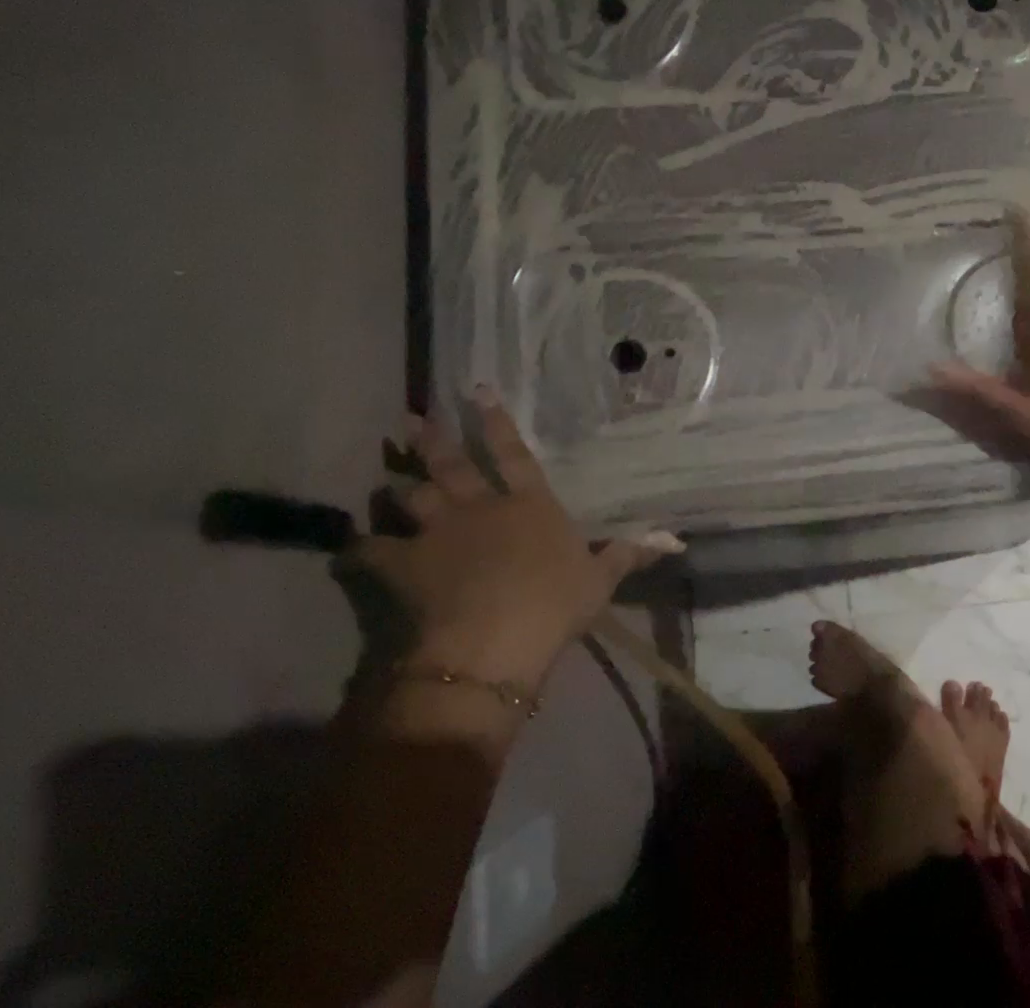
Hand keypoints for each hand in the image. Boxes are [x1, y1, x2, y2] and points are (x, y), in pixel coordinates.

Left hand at [355, 389, 670, 686]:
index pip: (514, 454)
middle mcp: (481, 508)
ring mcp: (438, 533)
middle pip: (451, 465)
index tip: (478, 391)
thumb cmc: (556, 603)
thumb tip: (674, 540)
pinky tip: (355, 546)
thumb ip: (628, 555)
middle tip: (414, 418)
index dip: (497, 422)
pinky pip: (372, 549)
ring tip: (386, 476)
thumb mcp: (601, 580)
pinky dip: (362, 548)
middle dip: (433, 439)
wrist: (495, 638)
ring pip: (410, 497)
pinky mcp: (403, 564)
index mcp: (530, 506)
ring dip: (397, 485)